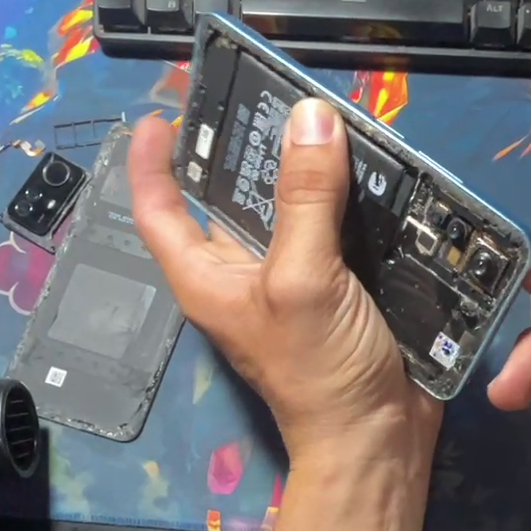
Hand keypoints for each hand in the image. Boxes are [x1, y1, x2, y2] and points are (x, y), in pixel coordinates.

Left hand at [129, 102, 439, 465]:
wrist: (378, 434)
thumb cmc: (319, 369)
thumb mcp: (302, 279)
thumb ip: (305, 200)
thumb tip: (310, 116)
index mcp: (209, 275)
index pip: (160, 209)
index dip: (153, 159)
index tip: (163, 110)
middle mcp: (245, 274)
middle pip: (232, 199)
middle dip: (250, 150)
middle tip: (277, 95)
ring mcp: (295, 281)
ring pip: (293, 211)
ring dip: (310, 171)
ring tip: (331, 119)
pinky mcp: (340, 289)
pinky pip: (338, 232)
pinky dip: (351, 203)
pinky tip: (372, 171)